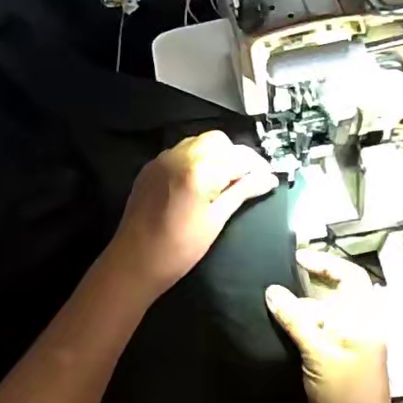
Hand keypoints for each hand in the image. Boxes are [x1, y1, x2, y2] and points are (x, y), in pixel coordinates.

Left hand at [104, 131, 278, 297]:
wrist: (134, 261)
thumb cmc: (178, 249)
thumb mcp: (216, 221)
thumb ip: (242, 193)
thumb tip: (267, 179)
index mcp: (199, 170)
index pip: (239, 157)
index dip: (257, 167)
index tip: (268, 178)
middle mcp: (179, 156)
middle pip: (219, 141)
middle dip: (236, 156)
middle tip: (247, 179)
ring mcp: (162, 160)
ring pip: (199, 143)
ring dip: (216, 155)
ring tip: (225, 181)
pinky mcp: (151, 167)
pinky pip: (180, 152)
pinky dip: (196, 159)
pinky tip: (201, 181)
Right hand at [266, 249, 402, 402]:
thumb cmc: (345, 398)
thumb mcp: (319, 355)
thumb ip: (296, 320)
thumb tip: (271, 290)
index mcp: (363, 322)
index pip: (351, 277)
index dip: (326, 263)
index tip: (296, 258)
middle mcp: (356, 328)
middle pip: (332, 294)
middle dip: (305, 285)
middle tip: (272, 279)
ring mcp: (343, 346)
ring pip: (319, 316)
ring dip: (296, 308)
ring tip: (265, 302)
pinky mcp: (329, 362)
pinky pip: (311, 334)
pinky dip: (294, 327)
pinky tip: (272, 327)